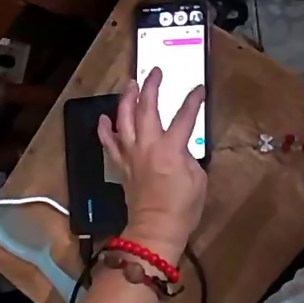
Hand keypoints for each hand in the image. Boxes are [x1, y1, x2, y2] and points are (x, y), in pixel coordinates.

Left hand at [97, 68, 206, 260]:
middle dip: (151, 87)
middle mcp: (147, 145)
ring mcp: (130, 154)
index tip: (199, 88)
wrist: (155, 229)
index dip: (193, 101)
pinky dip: (105, 129)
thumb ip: (189, 157)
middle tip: (154, 73)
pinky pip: (109, 143)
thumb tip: (181, 149)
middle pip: (147, 108)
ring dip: (127, 99)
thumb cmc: (183, 207)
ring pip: (124, 119)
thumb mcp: (197, 179)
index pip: (184, 117)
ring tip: (130, 85)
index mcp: (171, 148)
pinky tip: (104, 118)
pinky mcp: (120, 165)